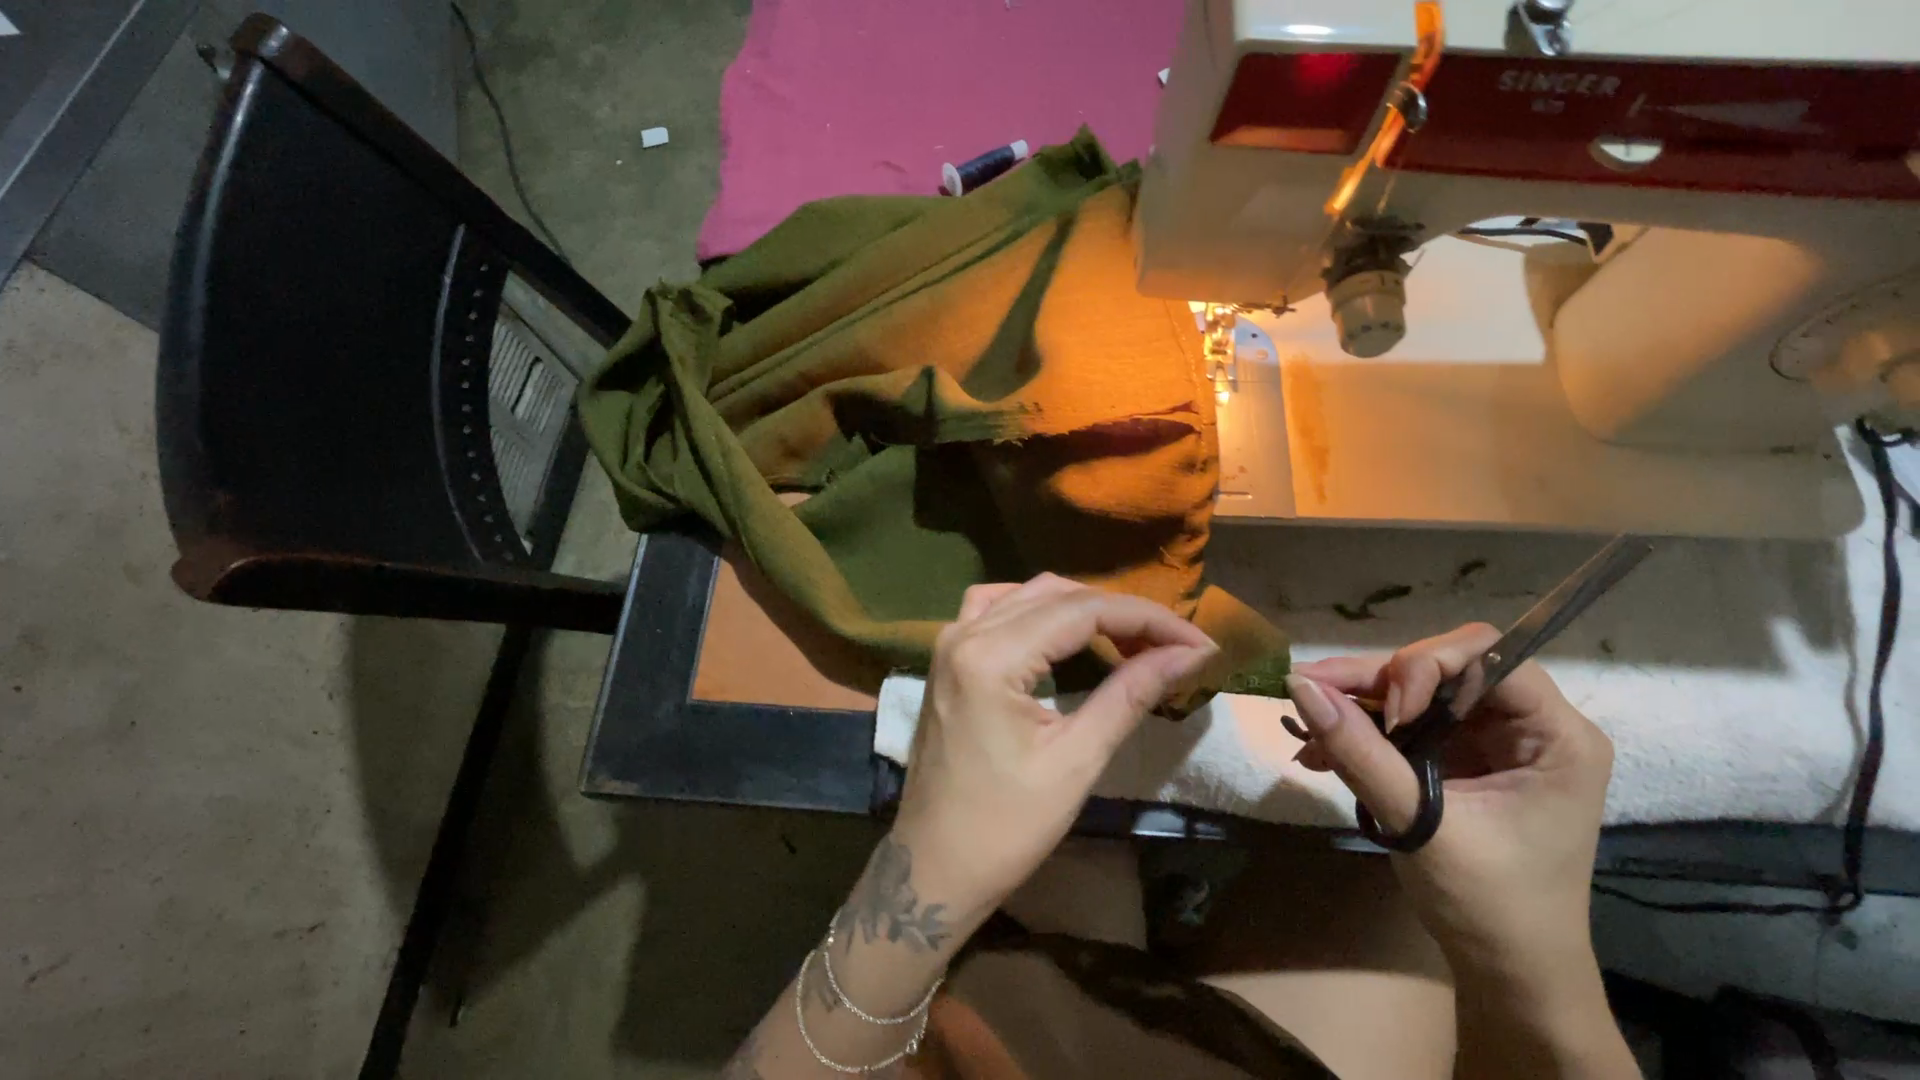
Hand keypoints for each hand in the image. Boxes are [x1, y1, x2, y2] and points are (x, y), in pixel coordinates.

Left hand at [893, 574, 1217, 921]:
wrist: (934, 865)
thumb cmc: (1006, 826)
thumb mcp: (1076, 760)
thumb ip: (1129, 694)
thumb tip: (1189, 655)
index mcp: (991, 656)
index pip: (1083, 611)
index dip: (1148, 619)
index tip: (1199, 644)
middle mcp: (965, 633)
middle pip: (1057, 596)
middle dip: (1122, 614)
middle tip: (1174, 648)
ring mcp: (950, 643)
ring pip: (1028, 596)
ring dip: (1083, 608)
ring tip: (1132, 639)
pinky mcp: (947, 660)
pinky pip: (996, 609)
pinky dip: (1039, 612)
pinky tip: (1066, 631)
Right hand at [1284, 623, 1613, 978]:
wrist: (1507, 971)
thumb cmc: (1489, 904)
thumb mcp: (1421, 823)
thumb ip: (1361, 752)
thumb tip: (1299, 687)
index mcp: (1557, 738)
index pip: (1491, 658)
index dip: (1428, 668)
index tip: (1386, 712)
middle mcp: (1530, 727)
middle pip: (1445, 669)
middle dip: (1375, 681)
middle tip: (1309, 692)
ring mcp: (1494, 742)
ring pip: (1418, 692)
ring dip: (1358, 705)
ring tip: (1306, 728)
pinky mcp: (1463, 759)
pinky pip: (1408, 724)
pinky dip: (1364, 731)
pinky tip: (1320, 749)